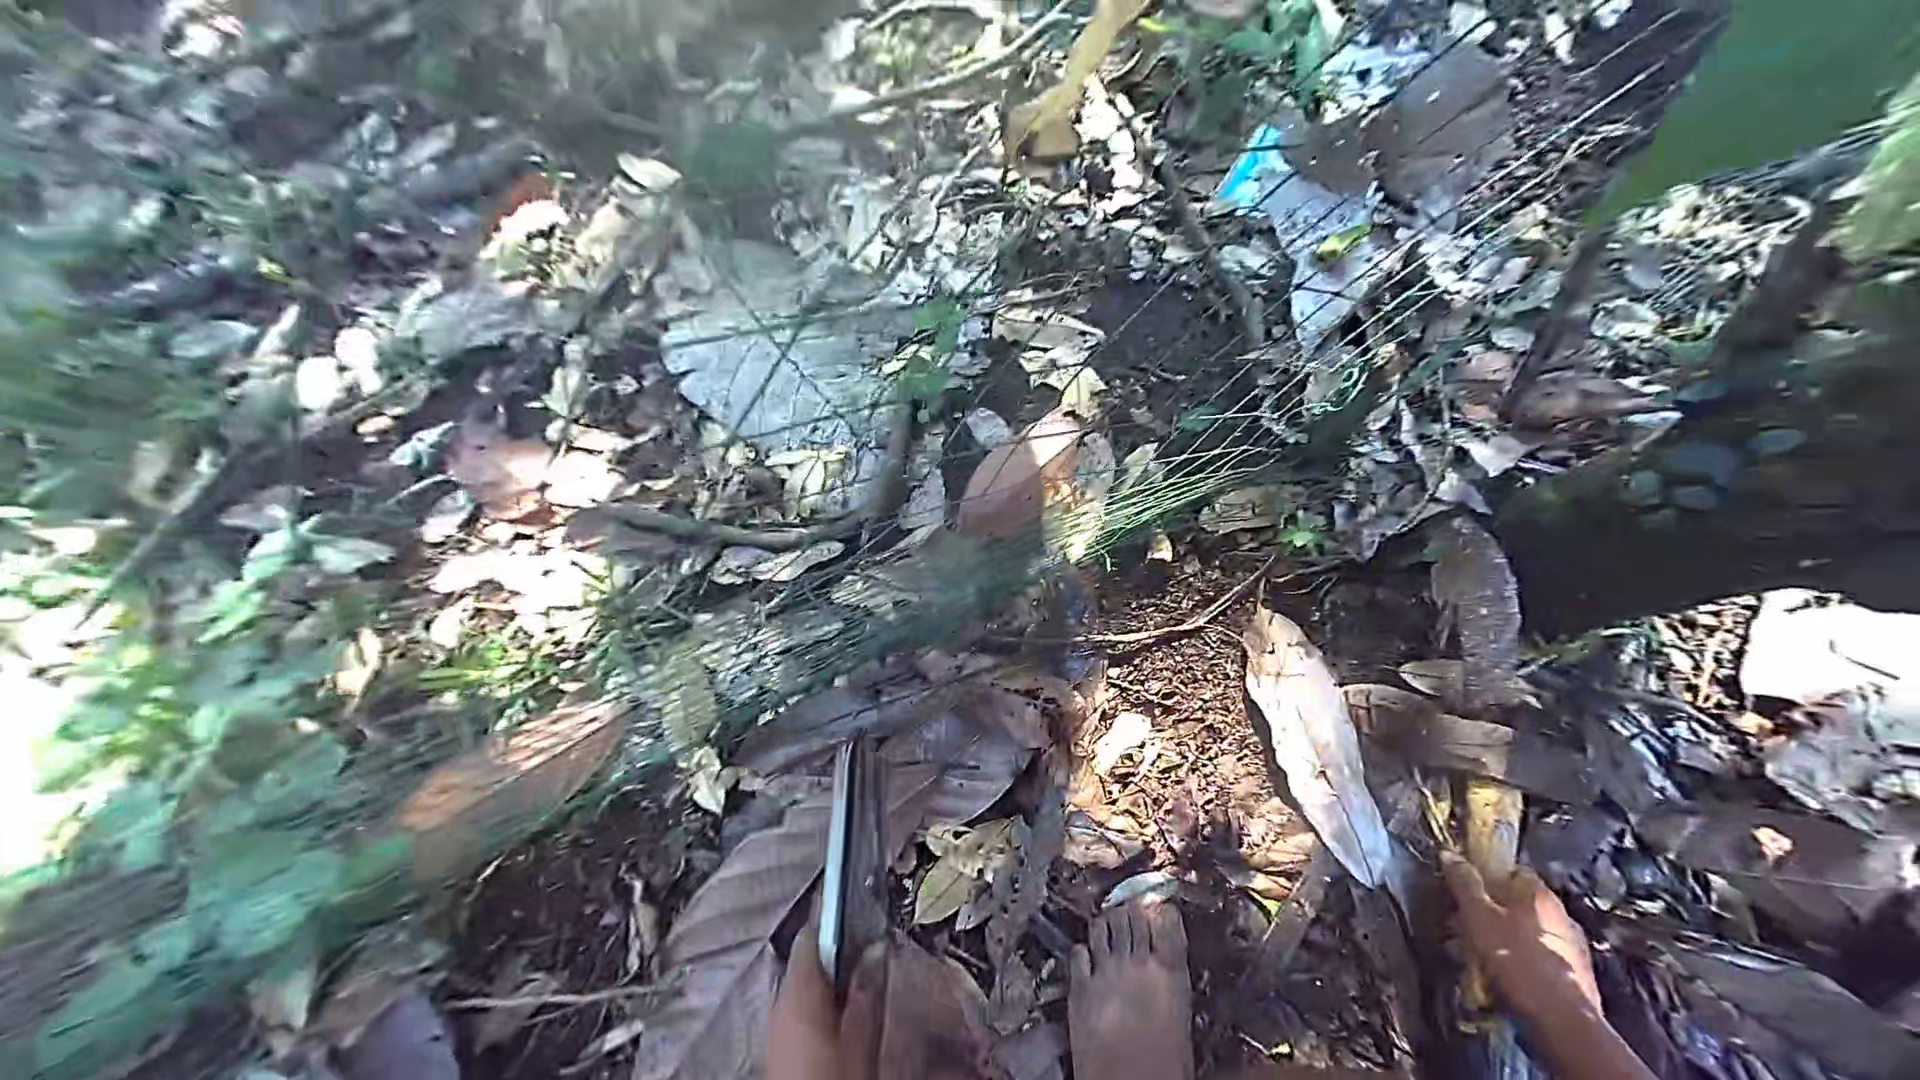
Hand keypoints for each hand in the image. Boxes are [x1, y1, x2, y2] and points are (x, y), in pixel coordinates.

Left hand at [766, 926, 882, 1079]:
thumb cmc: (833, 1075)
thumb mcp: (860, 1034)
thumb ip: (866, 987)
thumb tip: (876, 947)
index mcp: (798, 988)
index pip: (809, 935)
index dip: (832, 919)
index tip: (856, 912)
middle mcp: (780, 999)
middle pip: (805, 957)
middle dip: (833, 952)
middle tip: (864, 951)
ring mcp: (774, 1022)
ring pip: (801, 981)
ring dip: (825, 977)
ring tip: (854, 982)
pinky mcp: (776, 1042)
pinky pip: (795, 1004)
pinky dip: (814, 999)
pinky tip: (834, 1012)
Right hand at [1441, 852, 1601, 1019]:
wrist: (1562, 1022)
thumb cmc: (1516, 959)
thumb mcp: (1477, 914)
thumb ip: (1464, 882)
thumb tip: (1450, 854)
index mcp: (1541, 896)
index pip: (1512, 871)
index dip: (1485, 876)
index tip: (1465, 889)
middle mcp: (1563, 916)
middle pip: (1517, 903)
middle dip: (1489, 911)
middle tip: (1464, 923)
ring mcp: (1574, 949)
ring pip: (1527, 932)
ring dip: (1503, 937)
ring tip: (1477, 953)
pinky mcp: (1576, 977)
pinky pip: (1539, 957)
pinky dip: (1520, 960)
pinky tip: (1502, 973)